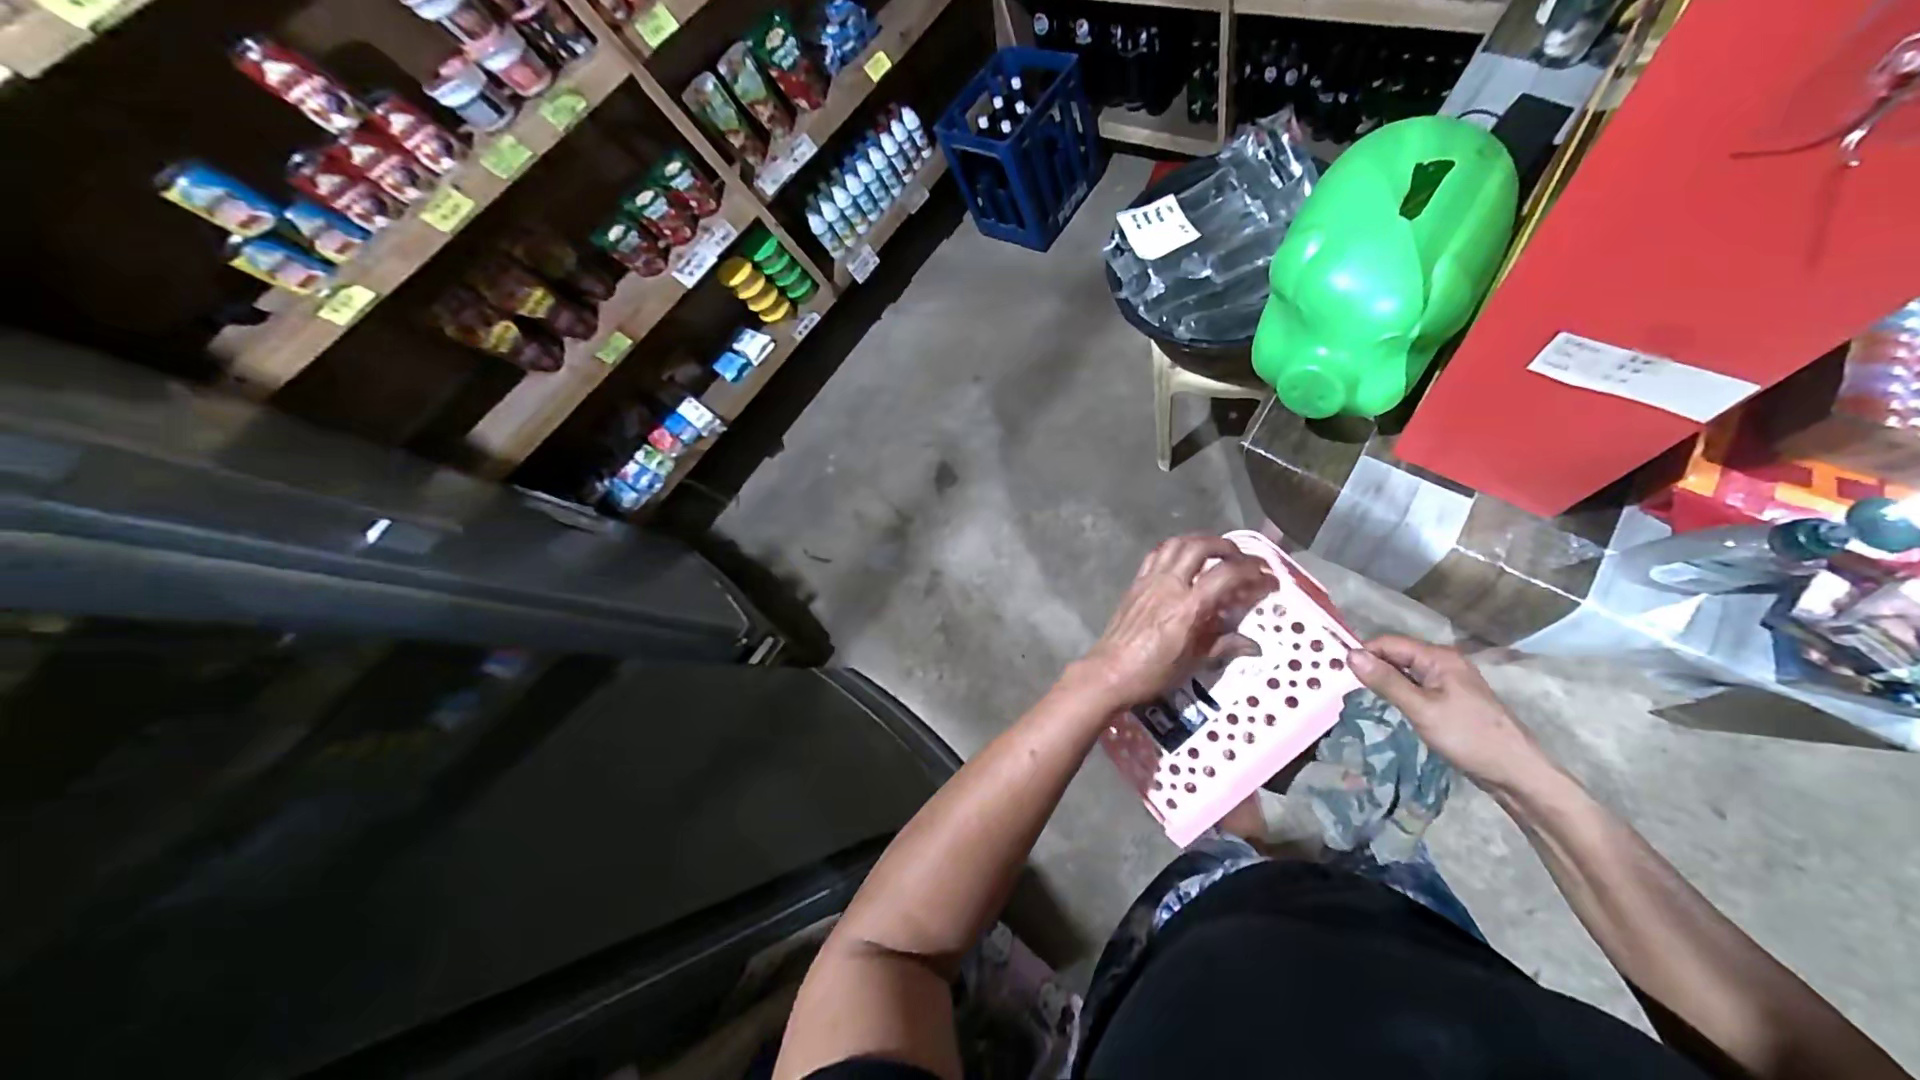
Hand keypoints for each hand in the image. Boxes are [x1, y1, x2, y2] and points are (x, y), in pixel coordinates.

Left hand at [1072, 536, 1274, 709]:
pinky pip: (1156, 555)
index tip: (1268, 578)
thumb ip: (1224, 645)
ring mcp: (1149, 580)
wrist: (1110, 672)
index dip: (1253, 572)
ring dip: (1200, 541)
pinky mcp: (1136, 583)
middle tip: (1243, 559)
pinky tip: (1184, 559)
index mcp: (1188, 606)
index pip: (1227, 574)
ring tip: (1216, 552)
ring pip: (1177, 544)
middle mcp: (1169, 585)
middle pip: (1201, 546)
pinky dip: (1175, 549)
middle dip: (1228, 547)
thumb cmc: (1153, 672)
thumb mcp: (1194, 662)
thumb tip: (1253, 645)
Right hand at [1345, 635, 1559, 795]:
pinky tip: (1388, 704)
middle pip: (1396, 654)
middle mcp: (1443, 662)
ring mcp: (1448, 681)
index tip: (1338, 671)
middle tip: (1343, 685)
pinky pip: (1414, 685)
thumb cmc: (1468, 737)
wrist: (1515, 772)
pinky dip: (1398, 691)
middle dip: (1371, 666)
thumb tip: (1350, 655)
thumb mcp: (1421, 709)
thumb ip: (1385, 681)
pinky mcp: (1449, 698)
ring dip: (1383, 680)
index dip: (1363, 653)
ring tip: (1359, 694)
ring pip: (1404, 671)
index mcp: (1439, 657)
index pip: (1388, 643)